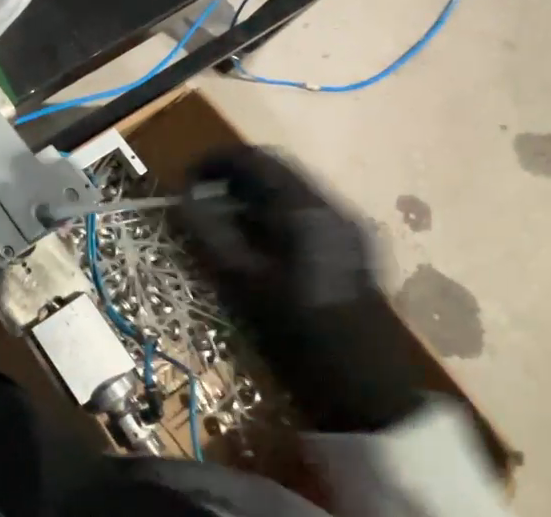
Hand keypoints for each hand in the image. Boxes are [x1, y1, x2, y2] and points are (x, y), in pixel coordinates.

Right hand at [176, 146, 424, 433]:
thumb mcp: (240, 282)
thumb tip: (181, 198)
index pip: (253, 159)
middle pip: (275, 171)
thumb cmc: (298, 334)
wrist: (369, 392)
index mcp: (305, 209)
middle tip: (201, 200)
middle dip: (233, 179)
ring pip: (291, 193)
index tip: (185, 180)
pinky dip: (275, 217)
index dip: (213, 162)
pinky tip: (260, 248)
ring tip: (225, 226)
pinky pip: (307, 215)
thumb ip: (207, 232)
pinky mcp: (356, 250)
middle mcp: (333, 207)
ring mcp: (350, 229)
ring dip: (253, 198)